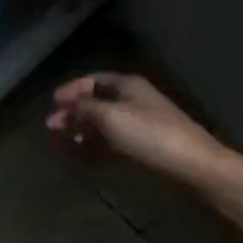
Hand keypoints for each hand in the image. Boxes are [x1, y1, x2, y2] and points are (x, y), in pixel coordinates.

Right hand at [45, 73, 232, 185]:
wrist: (190, 162)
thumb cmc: (148, 134)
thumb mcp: (110, 116)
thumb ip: (85, 107)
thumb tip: (67, 104)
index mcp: (127, 84)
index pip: (93, 80)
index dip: (71, 89)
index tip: (52, 103)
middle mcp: (134, 98)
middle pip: (98, 100)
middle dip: (74, 111)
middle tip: (52, 126)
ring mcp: (142, 120)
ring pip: (106, 119)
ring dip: (85, 127)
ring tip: (67, 139)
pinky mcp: (146, 141)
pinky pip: (115, 136)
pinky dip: (98, 141)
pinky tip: (89, 151)